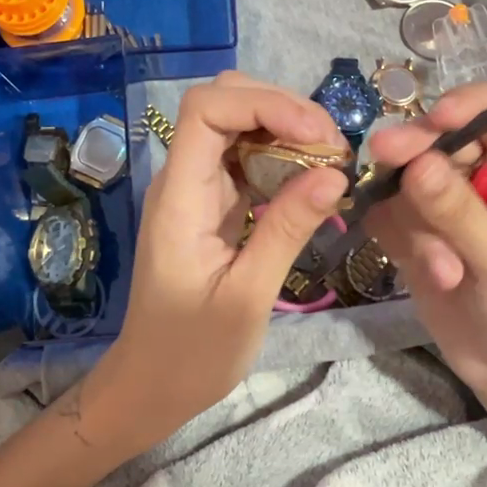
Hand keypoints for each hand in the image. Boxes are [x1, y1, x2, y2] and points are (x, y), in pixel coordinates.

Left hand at [93, 73, 348, 449]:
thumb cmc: (192, 351)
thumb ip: (286, 229)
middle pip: (223, 104)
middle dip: (281, 109)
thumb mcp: (247, 296)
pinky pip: (244, 161)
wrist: (153, 383)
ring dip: (286, 131)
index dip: (264, 104)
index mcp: (180, 196)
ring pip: (237, 127)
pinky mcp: (210, 206)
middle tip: (333, 148)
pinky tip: (312, 182)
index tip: (317, 137)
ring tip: (331, 162)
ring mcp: (195, 191)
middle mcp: (183, 180)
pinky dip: (281, 158)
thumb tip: (334, 173)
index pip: (207, 109)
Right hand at [365, 83, 486, 416]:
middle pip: (436, 141)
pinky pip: (386, 215)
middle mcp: (481, 179)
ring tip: (444, 273)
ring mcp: (443, 208)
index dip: (464, 109)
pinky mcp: (414, 236)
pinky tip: (423, 272)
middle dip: (413, 154)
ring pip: (404, 181)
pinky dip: (395, 237)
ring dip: (415, 222)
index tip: (433, 120)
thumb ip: (460, 213)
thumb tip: (416, 163)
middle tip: (383, 156)